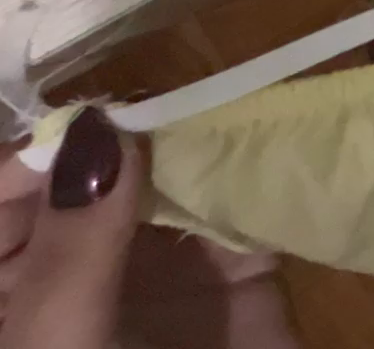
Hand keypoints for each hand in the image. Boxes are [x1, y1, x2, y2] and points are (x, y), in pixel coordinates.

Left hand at [0, 109, 295, 348]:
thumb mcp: (53, 344)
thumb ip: (70, 247)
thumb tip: (102, 128)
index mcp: (4, 286)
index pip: (9, 190)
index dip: (50, 151)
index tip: (117, 118)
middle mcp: (72, 269)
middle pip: (101, 179)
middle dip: (147, 137)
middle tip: (198, 105)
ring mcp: (157, 270)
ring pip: (181, 183)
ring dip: (215, 147)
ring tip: (249, 112)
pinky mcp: (236, 269)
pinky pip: (248, 209)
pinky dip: (269, 175)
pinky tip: (289, 148)